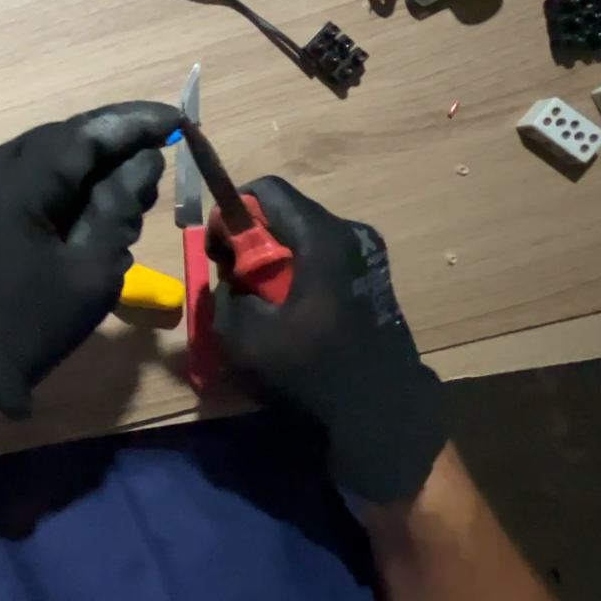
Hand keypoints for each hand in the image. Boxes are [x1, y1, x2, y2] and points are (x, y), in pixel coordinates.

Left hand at [0, 101, 180, 418]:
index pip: (82, 135)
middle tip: (154, 166)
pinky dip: (57, 183)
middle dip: (109, 146)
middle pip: (59, 139)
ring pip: (40, 155)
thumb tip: (143, 158)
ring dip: (84, 166)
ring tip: (125, 193)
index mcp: (13, 187)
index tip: (175, 119)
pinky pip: (21, 176)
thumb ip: (119, 205)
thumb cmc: (34, 325)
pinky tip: (85, 205)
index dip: (132, 123)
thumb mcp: (92, 269)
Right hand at [211, 176, 446, 502]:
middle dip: (249, 239)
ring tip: (261, 301)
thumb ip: (224, 292)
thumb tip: (229, 277)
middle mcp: (348, 232)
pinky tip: (291, 310)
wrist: (381, 410)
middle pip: (283, 211)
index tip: (219, 251)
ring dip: (272, 258)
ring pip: (301, 234)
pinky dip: (297, 270)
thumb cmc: (309, 368)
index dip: (231, 211)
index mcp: (319, 237)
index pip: (265, 190)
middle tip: (234, 280)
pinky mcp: (374, 273)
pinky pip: (321, 254)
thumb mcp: (242, 335)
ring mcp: (368, 252)